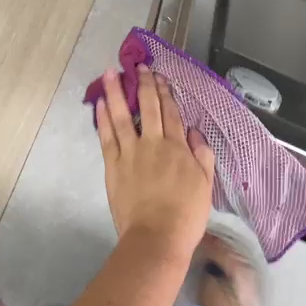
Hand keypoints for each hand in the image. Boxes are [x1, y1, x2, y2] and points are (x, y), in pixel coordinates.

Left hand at [94, 67, 215, 258]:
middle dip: (143, 84)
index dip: (165, 92)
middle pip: (148, 107)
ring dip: (116, 92)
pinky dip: (103, 118)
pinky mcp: (113, 165)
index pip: (170, 112)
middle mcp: (153, 142)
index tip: (159, 76)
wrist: (157, 238)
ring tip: (110, 72)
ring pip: (122, 115)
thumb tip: (193, 131)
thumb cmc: (186, 215)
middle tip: (138, 67)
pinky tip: (100, 103)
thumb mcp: (205, 184)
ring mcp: (130, 152)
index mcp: (176, 147)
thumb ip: (201, 155)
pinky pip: (107, 136)